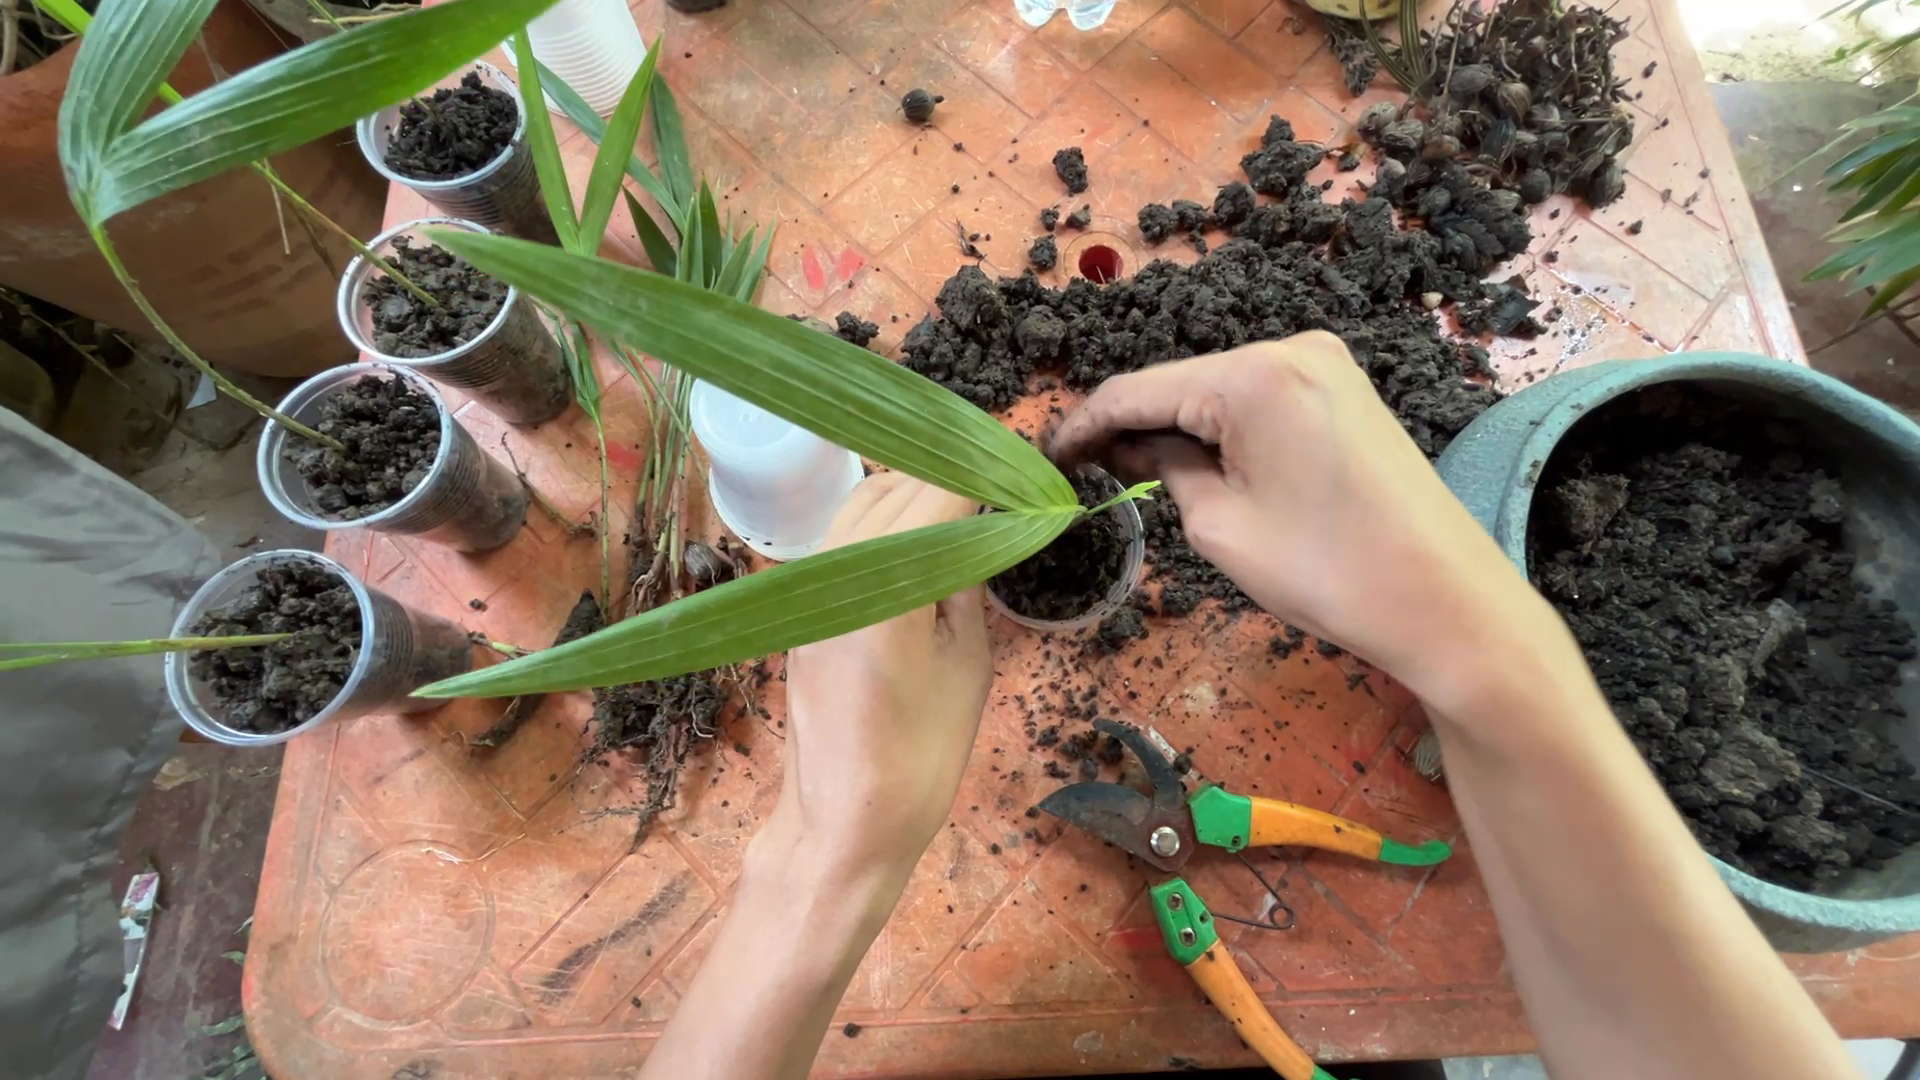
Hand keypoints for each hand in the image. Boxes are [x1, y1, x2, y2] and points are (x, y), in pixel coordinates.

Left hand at [777, 472, 991, 869]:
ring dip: (908, 491)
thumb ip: (965, 585)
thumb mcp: (968, 666)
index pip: (936, 499)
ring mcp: (808, 590)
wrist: (844, 823)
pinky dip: (880, 520)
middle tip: (995, 484)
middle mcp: (836, 575)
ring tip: (959, 502)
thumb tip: (974, 532)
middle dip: (947, 475)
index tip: (1017, 469)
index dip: (981, 475)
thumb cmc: (923, 757)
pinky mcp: (799, 607)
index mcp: (885, 592)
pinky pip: (841, 537)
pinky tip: (914, 535)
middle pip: (894, 489)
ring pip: (858, 505)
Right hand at [1049, 332, 1546, 704]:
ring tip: (1130, 468)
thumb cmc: (1323, 570)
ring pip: (1215, 391)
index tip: (1049, 455)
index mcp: (1252, 376)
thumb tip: (1140, 446)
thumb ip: (1166, 468)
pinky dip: (1216, 427)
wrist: (1446, 602)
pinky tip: (1191, 456)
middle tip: (1085, 468)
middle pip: (1178, 382)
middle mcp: (1289, 349)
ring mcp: (1322, 366)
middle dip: (1128, 424)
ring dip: (1172, 425)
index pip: (1138, 390)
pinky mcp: (1341, 390)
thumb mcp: (1218, 524)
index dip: (1084, 424)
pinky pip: (1255, 400)